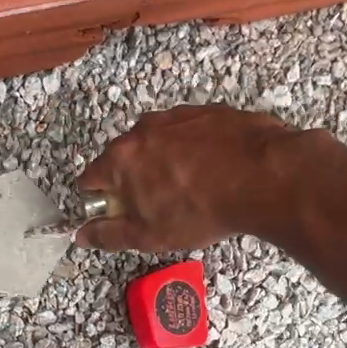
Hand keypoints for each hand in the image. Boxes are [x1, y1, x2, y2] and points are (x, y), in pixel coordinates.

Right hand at [75, 104, 308, 252]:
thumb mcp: (147, 236)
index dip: (100, 201)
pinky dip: (191, 151)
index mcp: (120, 160)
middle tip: (156, 206)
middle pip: (122, 159)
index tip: (119, 214)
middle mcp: (142, 130)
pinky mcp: (209, 111)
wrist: (264, 177)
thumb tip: (82, 235)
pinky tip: (210, 173)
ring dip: (162, 164)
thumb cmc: (200, 209)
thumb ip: (108, 235)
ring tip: (188, 189)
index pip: (90, 180)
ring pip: (155, 144)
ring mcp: (177, 116)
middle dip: (131, 181)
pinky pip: (187, 133)